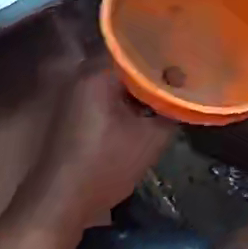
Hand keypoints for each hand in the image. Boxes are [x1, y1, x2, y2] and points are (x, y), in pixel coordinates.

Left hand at [14, 69, 176, 231]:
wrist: (61, 198)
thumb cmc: (105, 165)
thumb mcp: (150, 140)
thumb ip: (171, 111)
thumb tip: (184, 94)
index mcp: (96, 72)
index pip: (135, 49)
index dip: (163, 57)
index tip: (186, 67)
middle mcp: (81, 75)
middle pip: (124, 64)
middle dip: (152, 73)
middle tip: (181, 80)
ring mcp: (73, 92)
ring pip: (114, 80)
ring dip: (137, 89)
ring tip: (167, 96)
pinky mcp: (72, 110)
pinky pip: (104, 94)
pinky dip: (123, 100)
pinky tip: (143, 113)